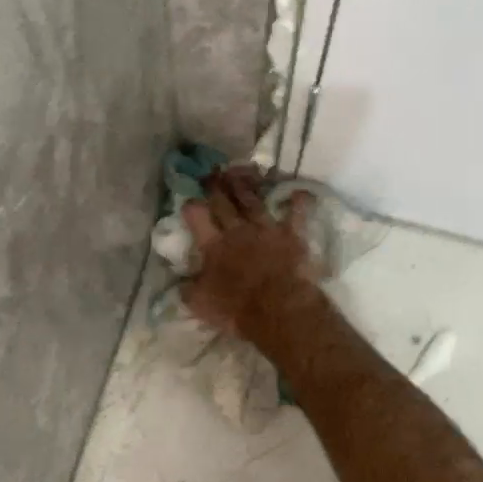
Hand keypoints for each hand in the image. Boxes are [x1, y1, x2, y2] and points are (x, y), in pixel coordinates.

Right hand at [181, 168, 318, 337]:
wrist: (278, 309)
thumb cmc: (235, 309)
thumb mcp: (200, 304)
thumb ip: (188, 288)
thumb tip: (181, 281)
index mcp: (213, 245)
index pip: (197, 216)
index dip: (192, 206)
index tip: (190, 202)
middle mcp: (237, 230)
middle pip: (224, 202)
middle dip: (216, 187)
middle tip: (213, 174)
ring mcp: (266, 229)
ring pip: (253, 201)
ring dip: (246, 186)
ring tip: (240, 172)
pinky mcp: (291, 235)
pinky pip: (296, 214)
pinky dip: (299, 203)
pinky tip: (300, 192)